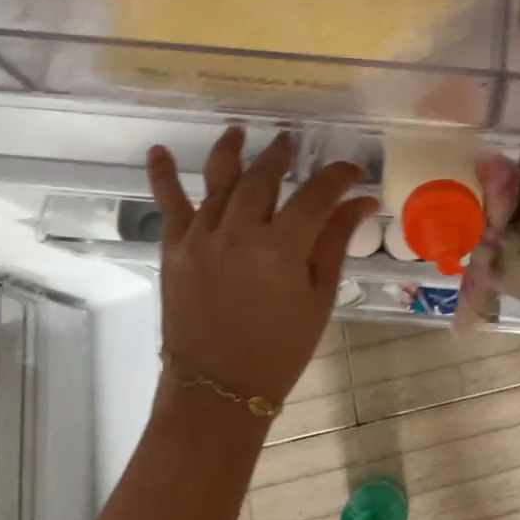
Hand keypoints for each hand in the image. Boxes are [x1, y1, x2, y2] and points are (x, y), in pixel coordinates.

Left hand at [147, 127, 378, 404]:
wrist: (217, 390)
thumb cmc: (279, 349)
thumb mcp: (318, 298)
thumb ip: (335, 243)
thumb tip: (362, 201)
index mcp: (281, 249)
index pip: (316, 195)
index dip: (337, 177)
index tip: (351, 171)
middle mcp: (239, 233)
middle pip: (264, 178)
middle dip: (281, 155)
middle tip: (292, 140)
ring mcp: (201, 239)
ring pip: (219, 182)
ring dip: (231, 151)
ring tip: (240, 130)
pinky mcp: (174, 250)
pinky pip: (169, 205)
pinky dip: (163, 176)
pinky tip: (158, 151)